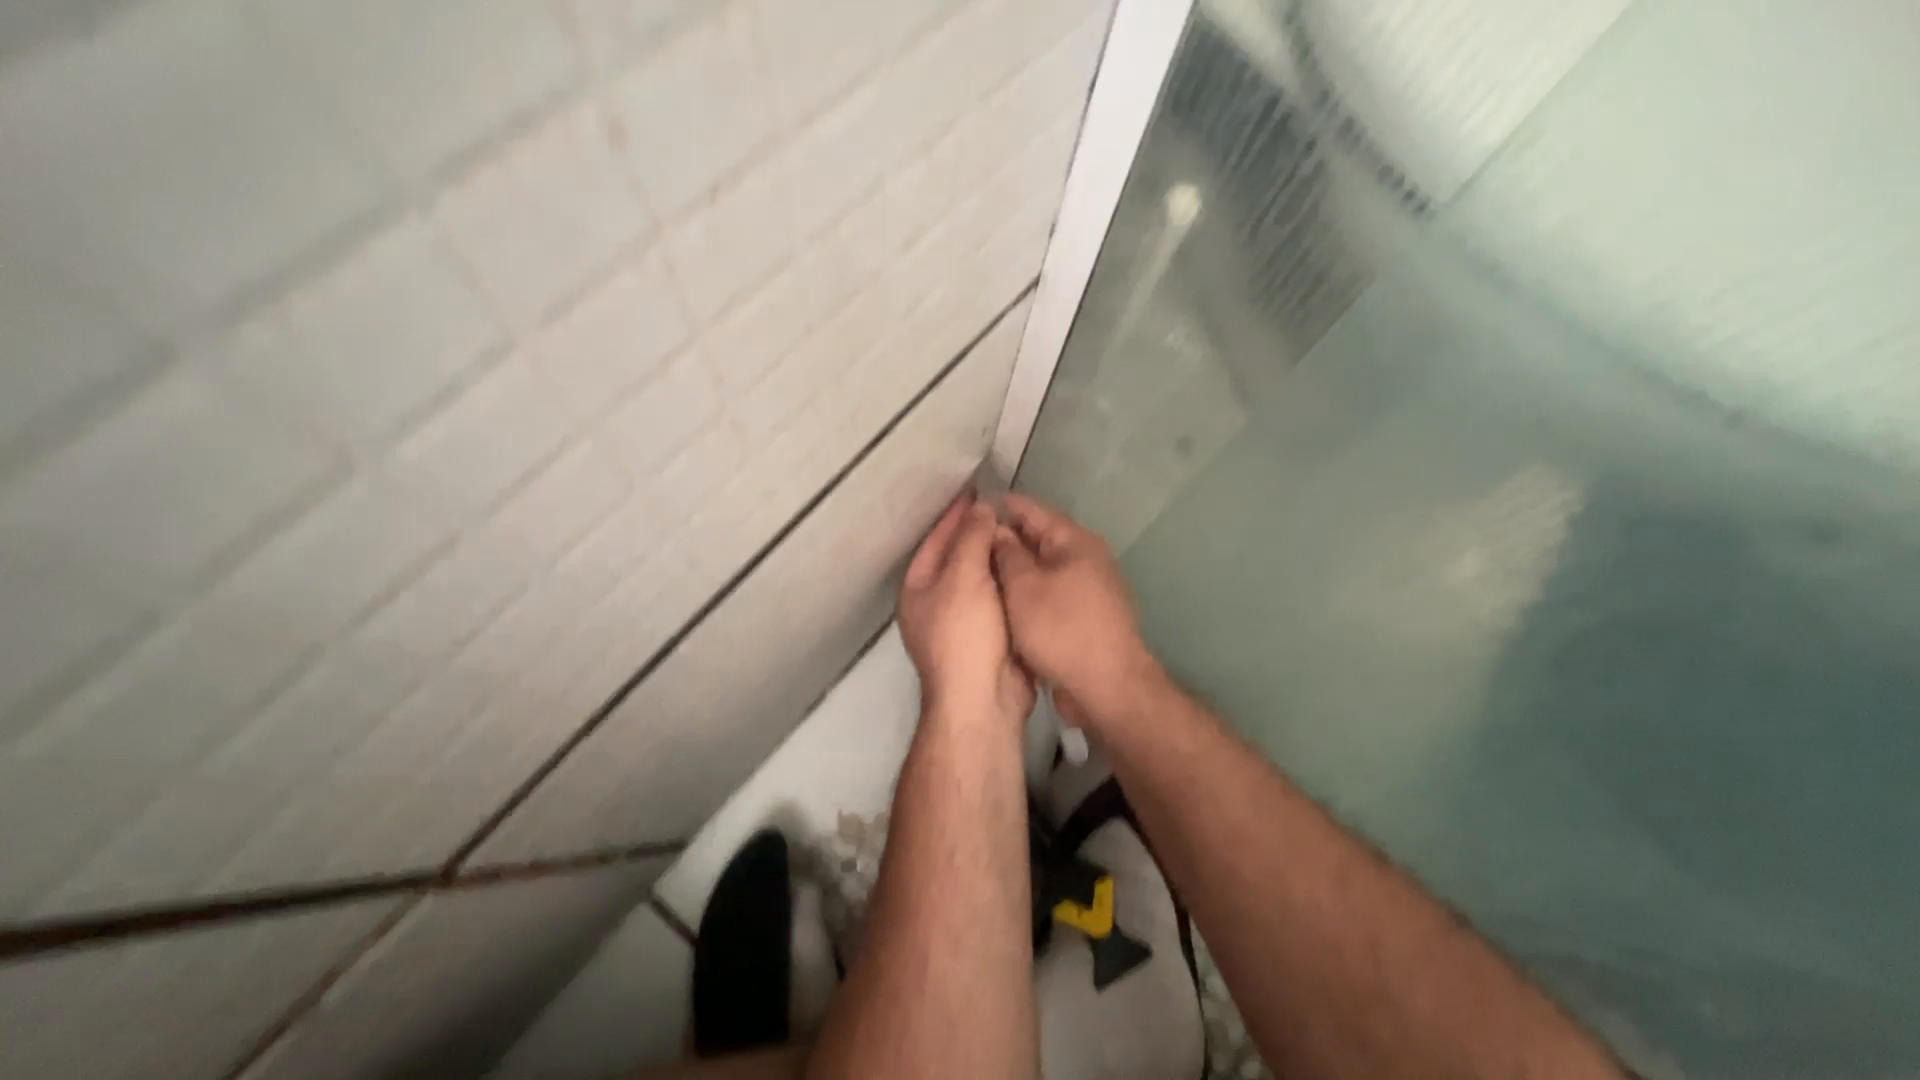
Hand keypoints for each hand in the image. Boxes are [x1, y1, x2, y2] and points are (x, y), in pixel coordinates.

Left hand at [898, 493, 1035, 726]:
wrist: (984, 697)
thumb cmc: (964, 634)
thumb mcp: (963, 577)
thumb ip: (971, 538)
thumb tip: (981, 509)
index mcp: (918, 588)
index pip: (936, 540)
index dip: (956, 514)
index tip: (978, 489)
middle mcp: (936, 603)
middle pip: (959, 558)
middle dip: (981, 534)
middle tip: (1008, 508)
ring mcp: (964, 623)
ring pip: (983, 580)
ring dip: (1001, 558)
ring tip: (1024, 531)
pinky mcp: (991, 638)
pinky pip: (1002, 600)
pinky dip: (1015, 582)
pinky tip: (1034, 567)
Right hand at [989, 494, 1162, 730]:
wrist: (1106, 687)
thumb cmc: (1061, 630)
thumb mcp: (1024, 587)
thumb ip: (1007, 553)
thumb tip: (998, 530)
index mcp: (1076, 542)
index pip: (1033, 510)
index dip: (1001, 506)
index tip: (969, 508)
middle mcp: (1087, 559)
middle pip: (1040, 539)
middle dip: (1005, 539)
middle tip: (966, 545)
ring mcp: (1089, 589)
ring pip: (1044, 569)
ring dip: (1015, 570)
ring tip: (978, 574)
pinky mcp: (1085, 617)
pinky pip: (1050, 594)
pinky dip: (1028, 594)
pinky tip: (1003, 604)